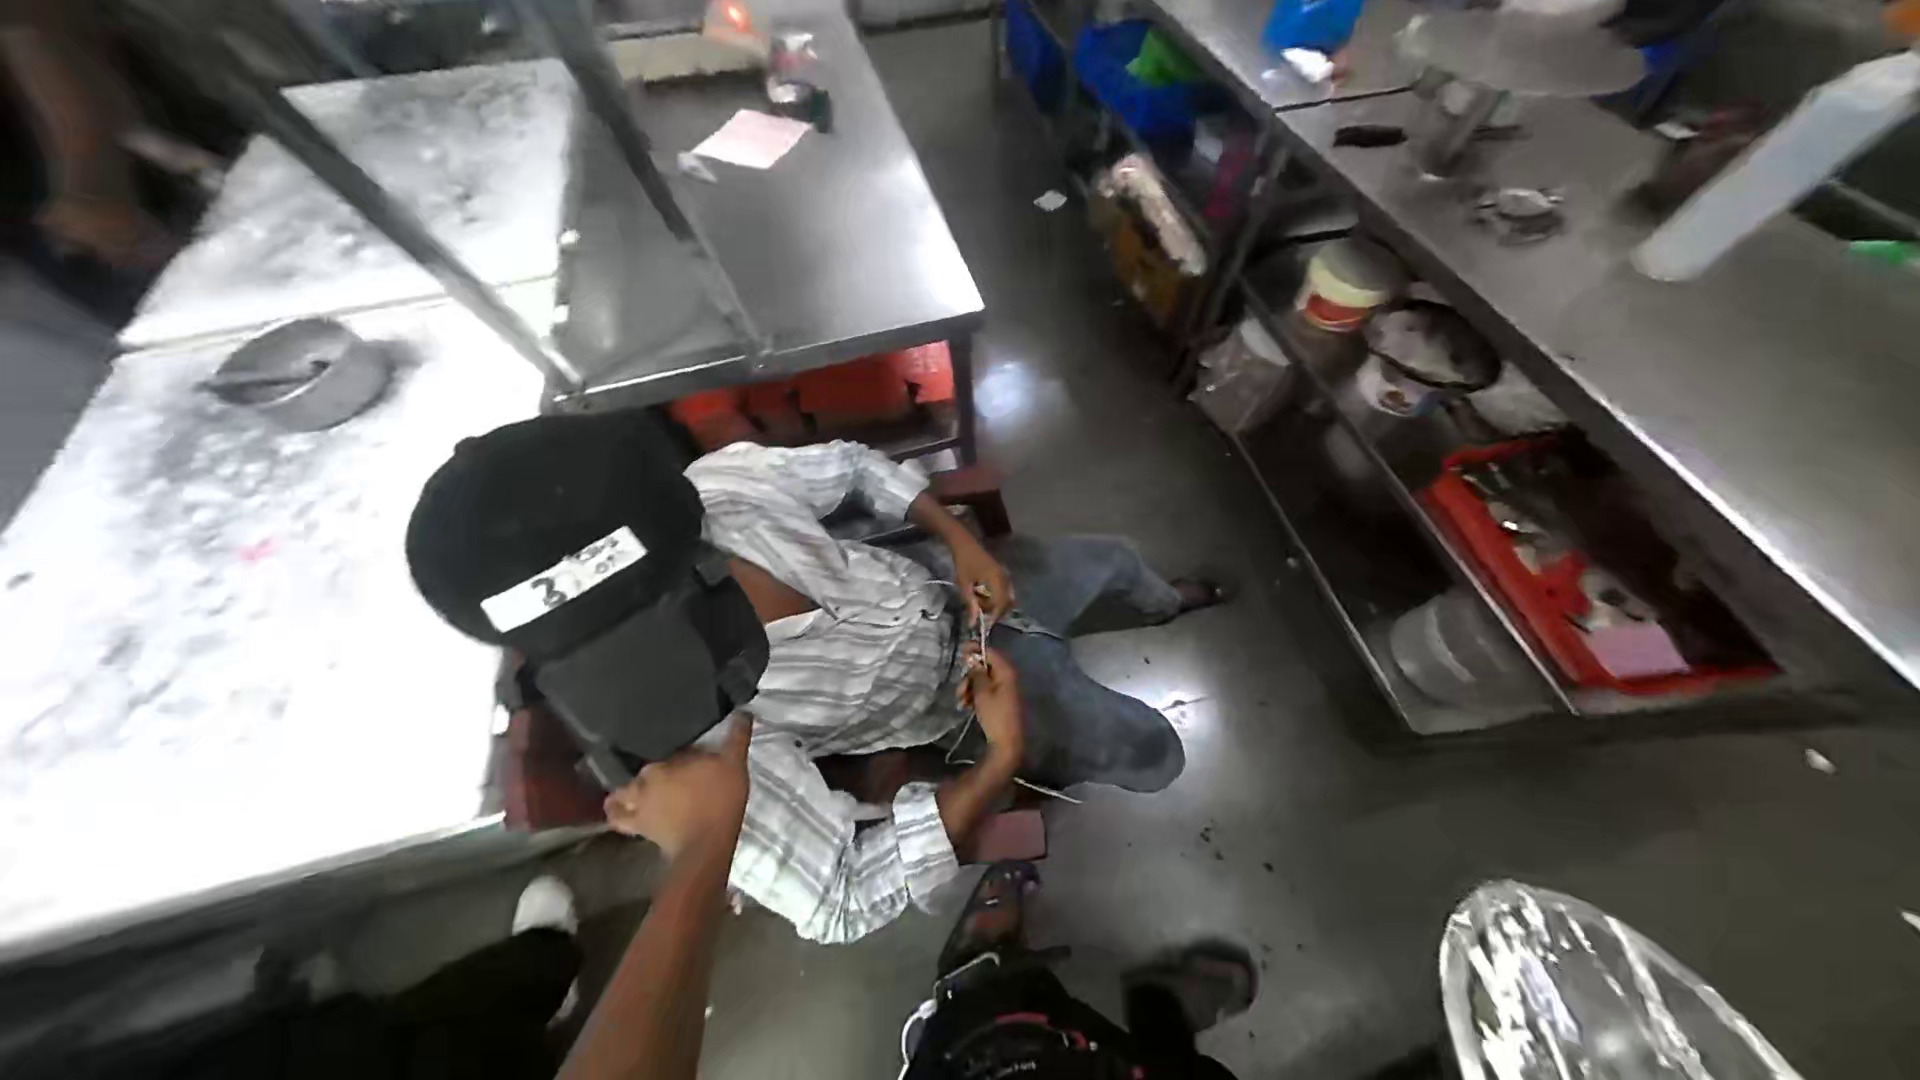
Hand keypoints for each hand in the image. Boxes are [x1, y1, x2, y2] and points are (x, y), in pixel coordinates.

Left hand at [604, 713, 752, 861]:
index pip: (669, 750)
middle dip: (654, 769)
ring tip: (634, 786)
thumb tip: (742, 711)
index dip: (681, 753)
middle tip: (669, 769)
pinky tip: (616, 807)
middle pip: (645, 770)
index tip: (693, 756)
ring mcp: (638, 807)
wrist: (706, 846)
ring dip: (625, 789)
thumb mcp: (734, 763)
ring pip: (623, 792)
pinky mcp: (636, 828)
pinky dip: (615, 811)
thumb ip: (737, 736)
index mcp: (664, 764)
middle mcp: (644, 782)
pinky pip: (618, 818)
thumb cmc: (720, 800)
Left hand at [952, 536, 1013, 624]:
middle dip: (997, 612)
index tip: (985, 625)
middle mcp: (1005, 578)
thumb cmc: (963, 563)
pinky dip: (998, 598)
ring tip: (982, 606)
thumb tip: (972, 624)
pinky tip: (985, 597)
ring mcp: (1005, 575)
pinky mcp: (1002, 574)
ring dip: (997, 605)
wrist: (965, 544)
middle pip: (1008, 602)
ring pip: (1007, 597)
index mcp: (997, 580)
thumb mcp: (964, 584)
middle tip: (983, 616)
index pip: (1001, 604)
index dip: (994, 617)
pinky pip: (1005, 590)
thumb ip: (970, 604)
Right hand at [957, 645, 1022, 754]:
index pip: (990, 652)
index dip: (975, 649)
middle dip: (969, 676)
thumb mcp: (982, 692)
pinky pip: (986, 691)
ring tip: (962, 702)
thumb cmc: (994, 715)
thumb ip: (977, 673)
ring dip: (970, 688)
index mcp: (1006, 672)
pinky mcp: (1001, 700)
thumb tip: (974, 660)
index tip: (961, 651)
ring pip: (983, 680)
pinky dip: (975, 695)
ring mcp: (1005, 689)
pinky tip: (967, 706)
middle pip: (985, 667)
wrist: (1007, 742)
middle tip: (960, 690)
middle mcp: (1007, 677)